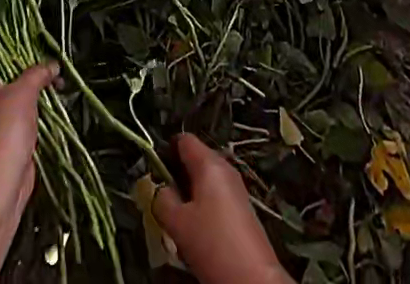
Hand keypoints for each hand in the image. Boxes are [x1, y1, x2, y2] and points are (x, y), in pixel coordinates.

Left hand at [0, 62, 57, 177]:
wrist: (1, 179)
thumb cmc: (7, 128)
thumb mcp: (24, 92)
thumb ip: (38, 75)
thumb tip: (53, 64)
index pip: (0, 66)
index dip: (23, 64)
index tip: (44, 66)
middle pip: (8, 88)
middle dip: (31, 86)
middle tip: (54, 82)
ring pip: (14, 110)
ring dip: (32, 108)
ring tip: (55, 99)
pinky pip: (16, 130)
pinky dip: (30, 127)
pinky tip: (46, 124)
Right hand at [154, 134, 292, 283]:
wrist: (256, 283)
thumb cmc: (213, 244)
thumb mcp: (177, 222)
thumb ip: (161, 198)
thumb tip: (160, 189)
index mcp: (209, 164)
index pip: (183, 140)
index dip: (165, 149)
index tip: (153, 169)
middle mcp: (225, 171)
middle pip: (194, 160)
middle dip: (175, 175)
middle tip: (161, 194)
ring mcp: (236, 191)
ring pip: (203, 182)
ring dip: (187, 194)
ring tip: (175, 215)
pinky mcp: (242, 212)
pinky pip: (215, 198)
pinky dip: (202, 207)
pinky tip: (195, 230)